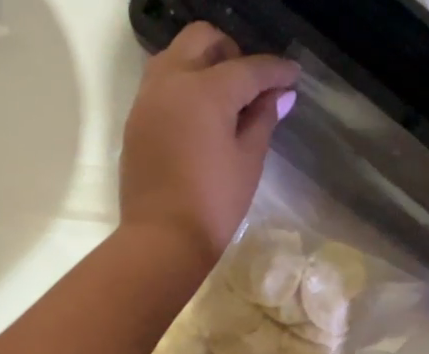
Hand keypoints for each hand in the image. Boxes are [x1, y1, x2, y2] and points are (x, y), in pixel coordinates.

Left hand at [120, 24, 299, 264]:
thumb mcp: (248, 162)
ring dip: (201, 65)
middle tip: (250, 85)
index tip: (292, 75)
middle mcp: (172, 81)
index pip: (248, 68)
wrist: (162, 238)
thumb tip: (279, 95)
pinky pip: (160, 84)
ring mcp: (148, 98)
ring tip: (222, 100)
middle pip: (203, 40)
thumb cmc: (214, 204)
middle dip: (231, 52)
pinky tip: (198, 119)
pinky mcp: (136, 120)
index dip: (275, 71)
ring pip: (175, 57)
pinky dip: (182, 87)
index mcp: (206, 90)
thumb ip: (263, 120)